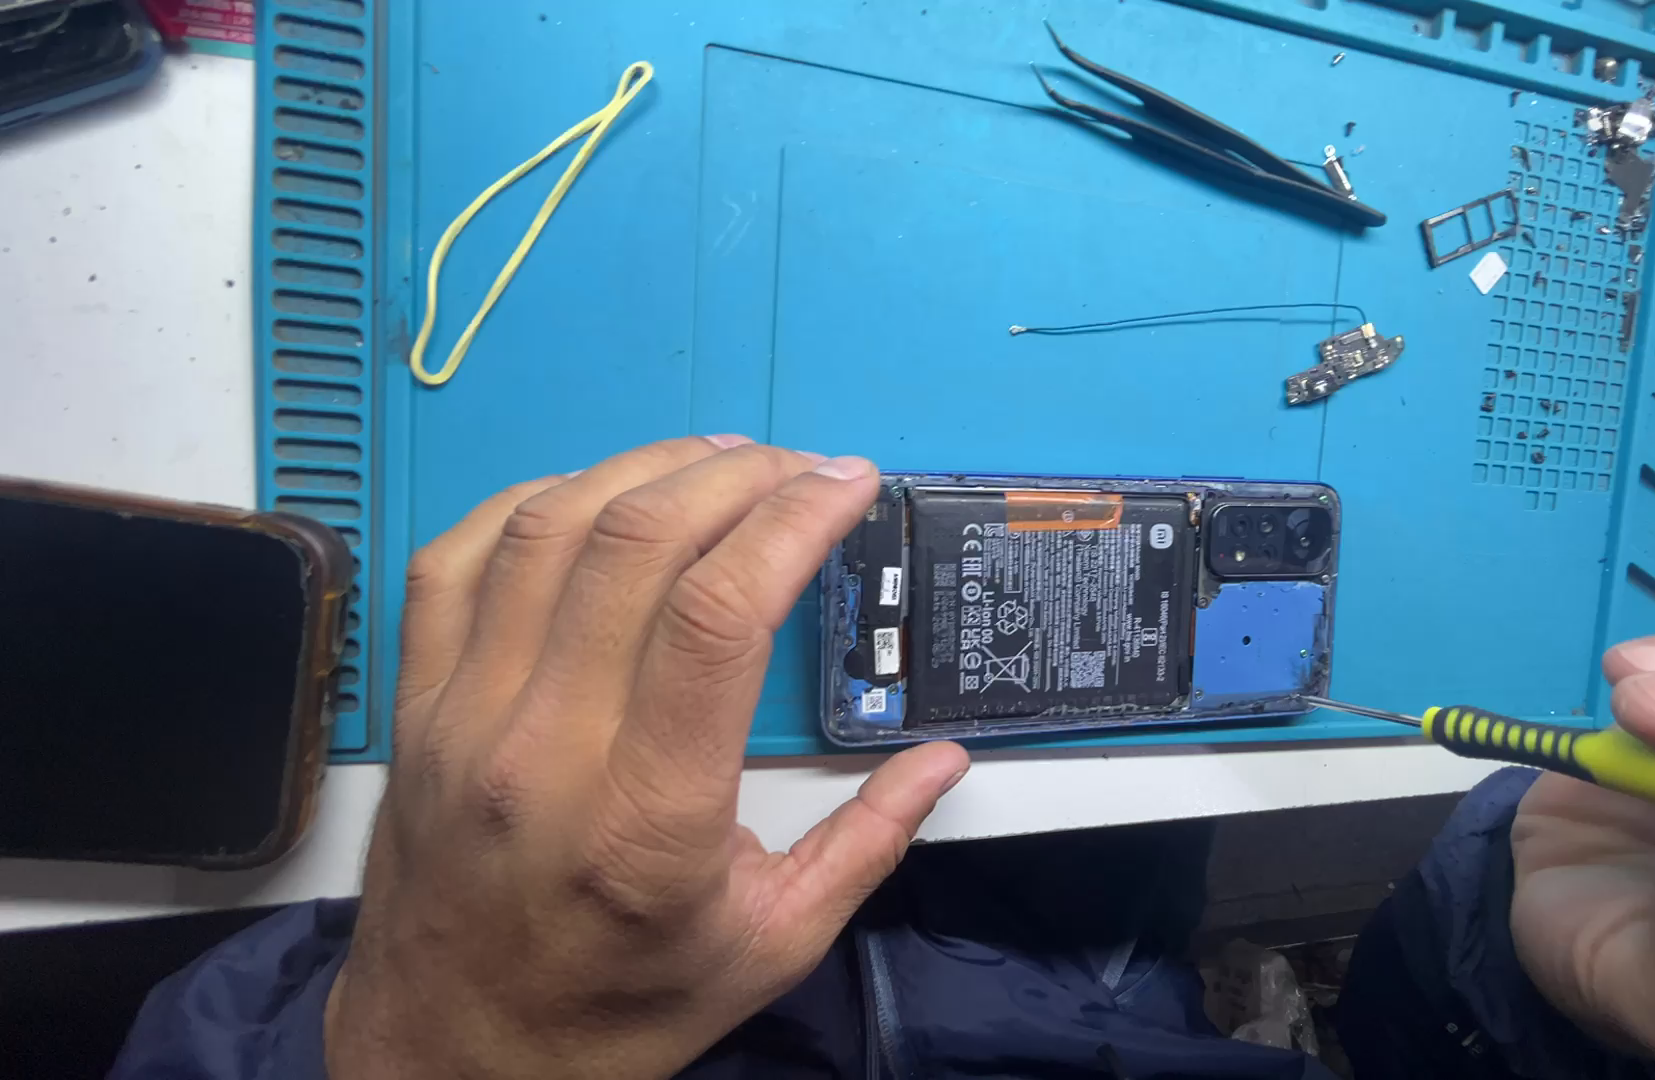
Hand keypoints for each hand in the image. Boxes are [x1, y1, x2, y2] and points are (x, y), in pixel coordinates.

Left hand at [324, 437, 969, 1078]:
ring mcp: (464, 713)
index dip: (794, 522)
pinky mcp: (420, 704)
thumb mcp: (775, 944)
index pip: (720, 614)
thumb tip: (945, 759)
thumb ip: (871, 843)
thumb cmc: (624, 1005)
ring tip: (728, 459)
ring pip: (551, 528)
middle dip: (740, 478)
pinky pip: (459, 558)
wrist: (449, 1063)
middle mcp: (544, 744)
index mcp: (649, 812)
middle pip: (639, 544)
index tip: (848, 486)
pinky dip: (542, 498)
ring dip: (651, 467)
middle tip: (804, 467)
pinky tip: (607, 492)